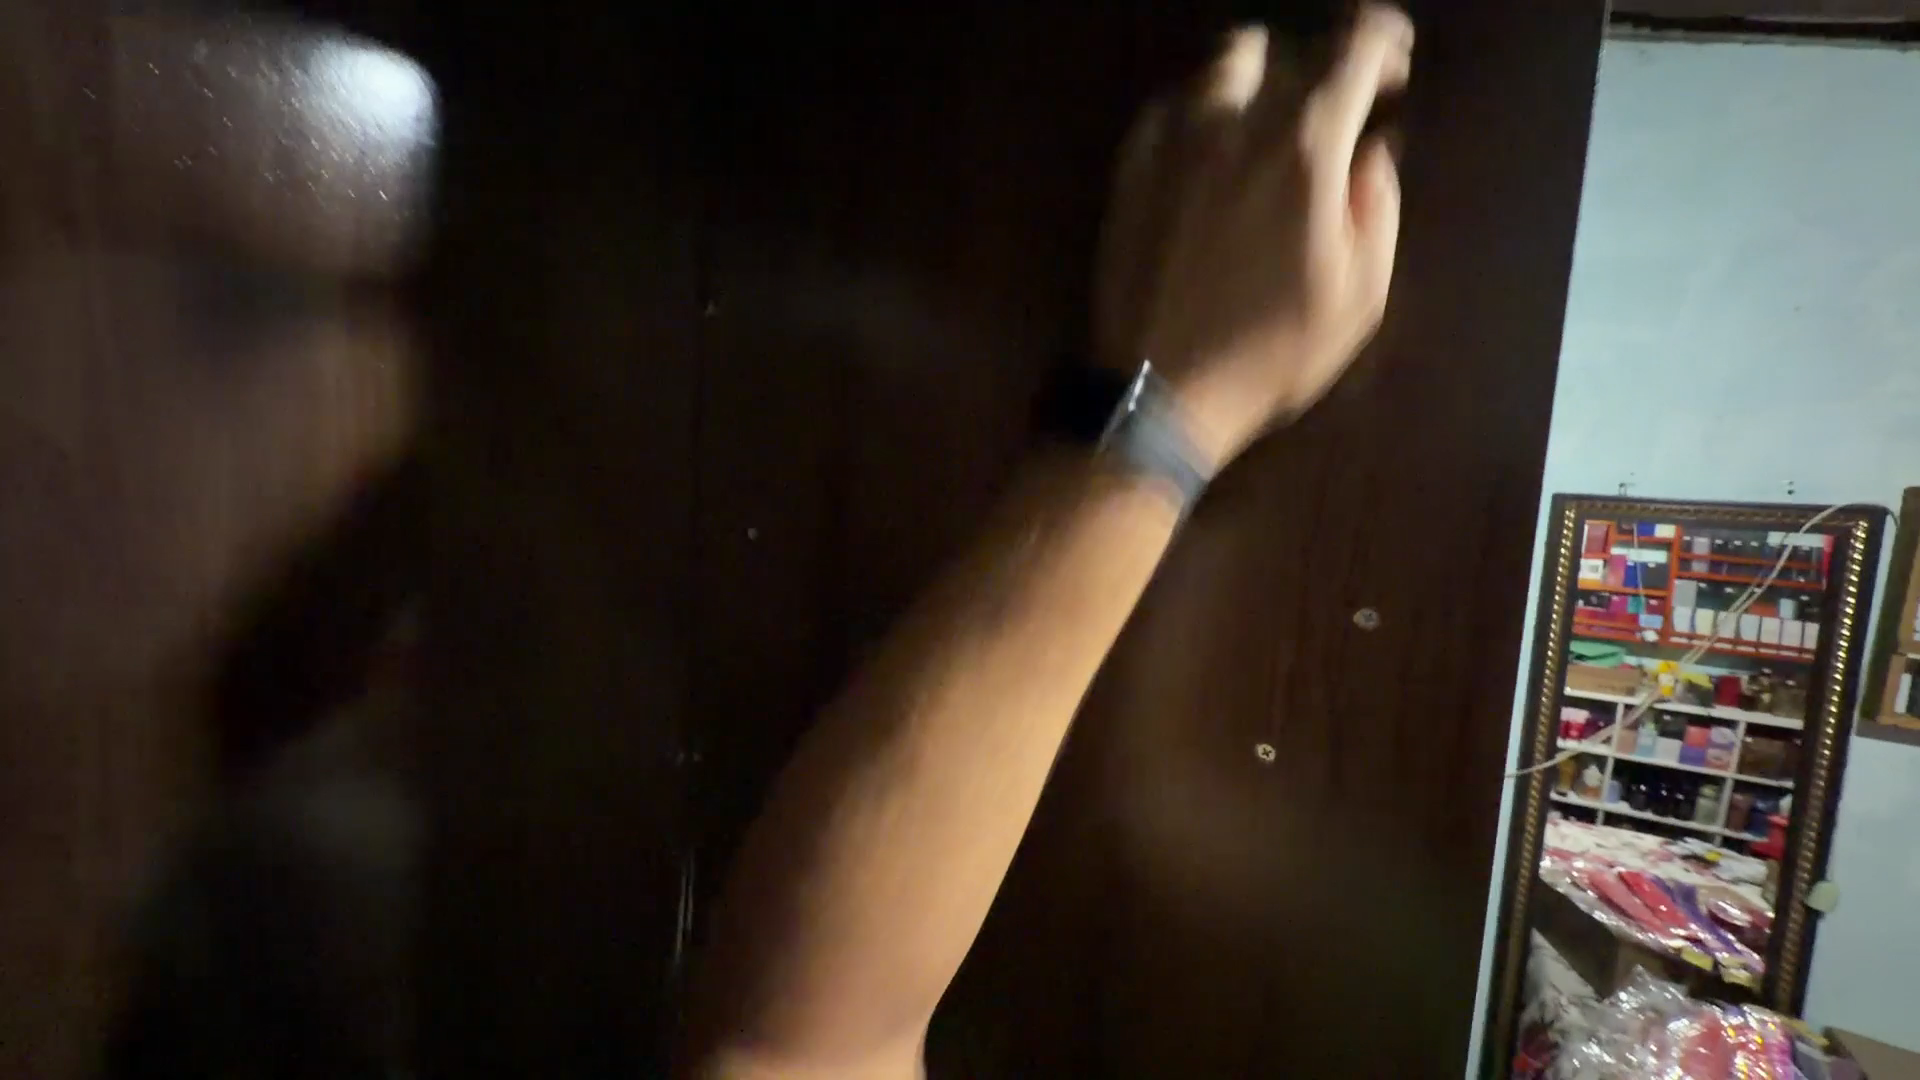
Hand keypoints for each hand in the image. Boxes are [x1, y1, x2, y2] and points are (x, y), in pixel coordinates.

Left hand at [1093, 6, 1412, 468]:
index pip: (1356, 47)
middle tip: (1327, 108)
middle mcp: (1233, 129)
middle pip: (1282, 49)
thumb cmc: (1268, 355)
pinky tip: (1203, 153)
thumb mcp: (1360, 296)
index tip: (1394, 66)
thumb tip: (1369, 153)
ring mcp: (1170, 151)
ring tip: (1263, 124)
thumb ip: (1377, 207)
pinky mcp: (1128, 181)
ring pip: (1217, 72)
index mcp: (1304, 147)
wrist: (1160, 393)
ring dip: (1253, 83)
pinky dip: (1194, 118)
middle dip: (1315, 67)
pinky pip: (1164, 116)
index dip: (1386, 43)